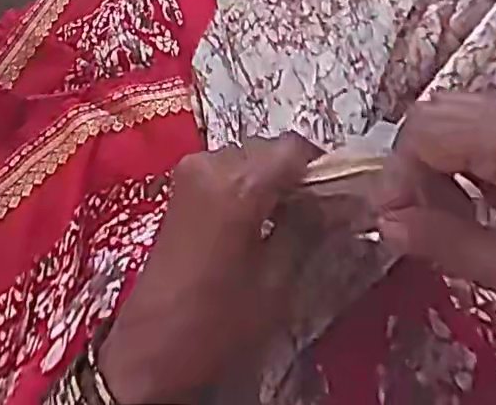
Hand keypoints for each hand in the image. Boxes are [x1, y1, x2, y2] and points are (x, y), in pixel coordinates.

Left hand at [98, 134, 319, 403]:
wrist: (150, 347)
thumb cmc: (217, 320)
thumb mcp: (275, 280)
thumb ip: (310, 226)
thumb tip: (345, 198)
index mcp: (237, 183)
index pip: (295, 147)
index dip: (323, 166)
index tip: (341, 193)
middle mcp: (213, 161)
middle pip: (271, 148)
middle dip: (297, 173)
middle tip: (319, 209)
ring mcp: (192, 166)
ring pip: (250, 153)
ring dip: (272, 176)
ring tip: (287, 216)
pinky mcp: (182, 178)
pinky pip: (228, 164)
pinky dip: (248, 179)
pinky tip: (256, 215)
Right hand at [375, 93, 495, 404]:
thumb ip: (448, 243)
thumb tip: (385, 222)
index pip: (427, 130)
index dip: (397, 173)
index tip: (387, 222)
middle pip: (437, 114)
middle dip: (412, 163)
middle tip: (412, 222)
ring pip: (457, 119)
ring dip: (436, 162)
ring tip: (443, 221)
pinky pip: (484, 133)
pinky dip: (462, 163)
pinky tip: (472, 208)